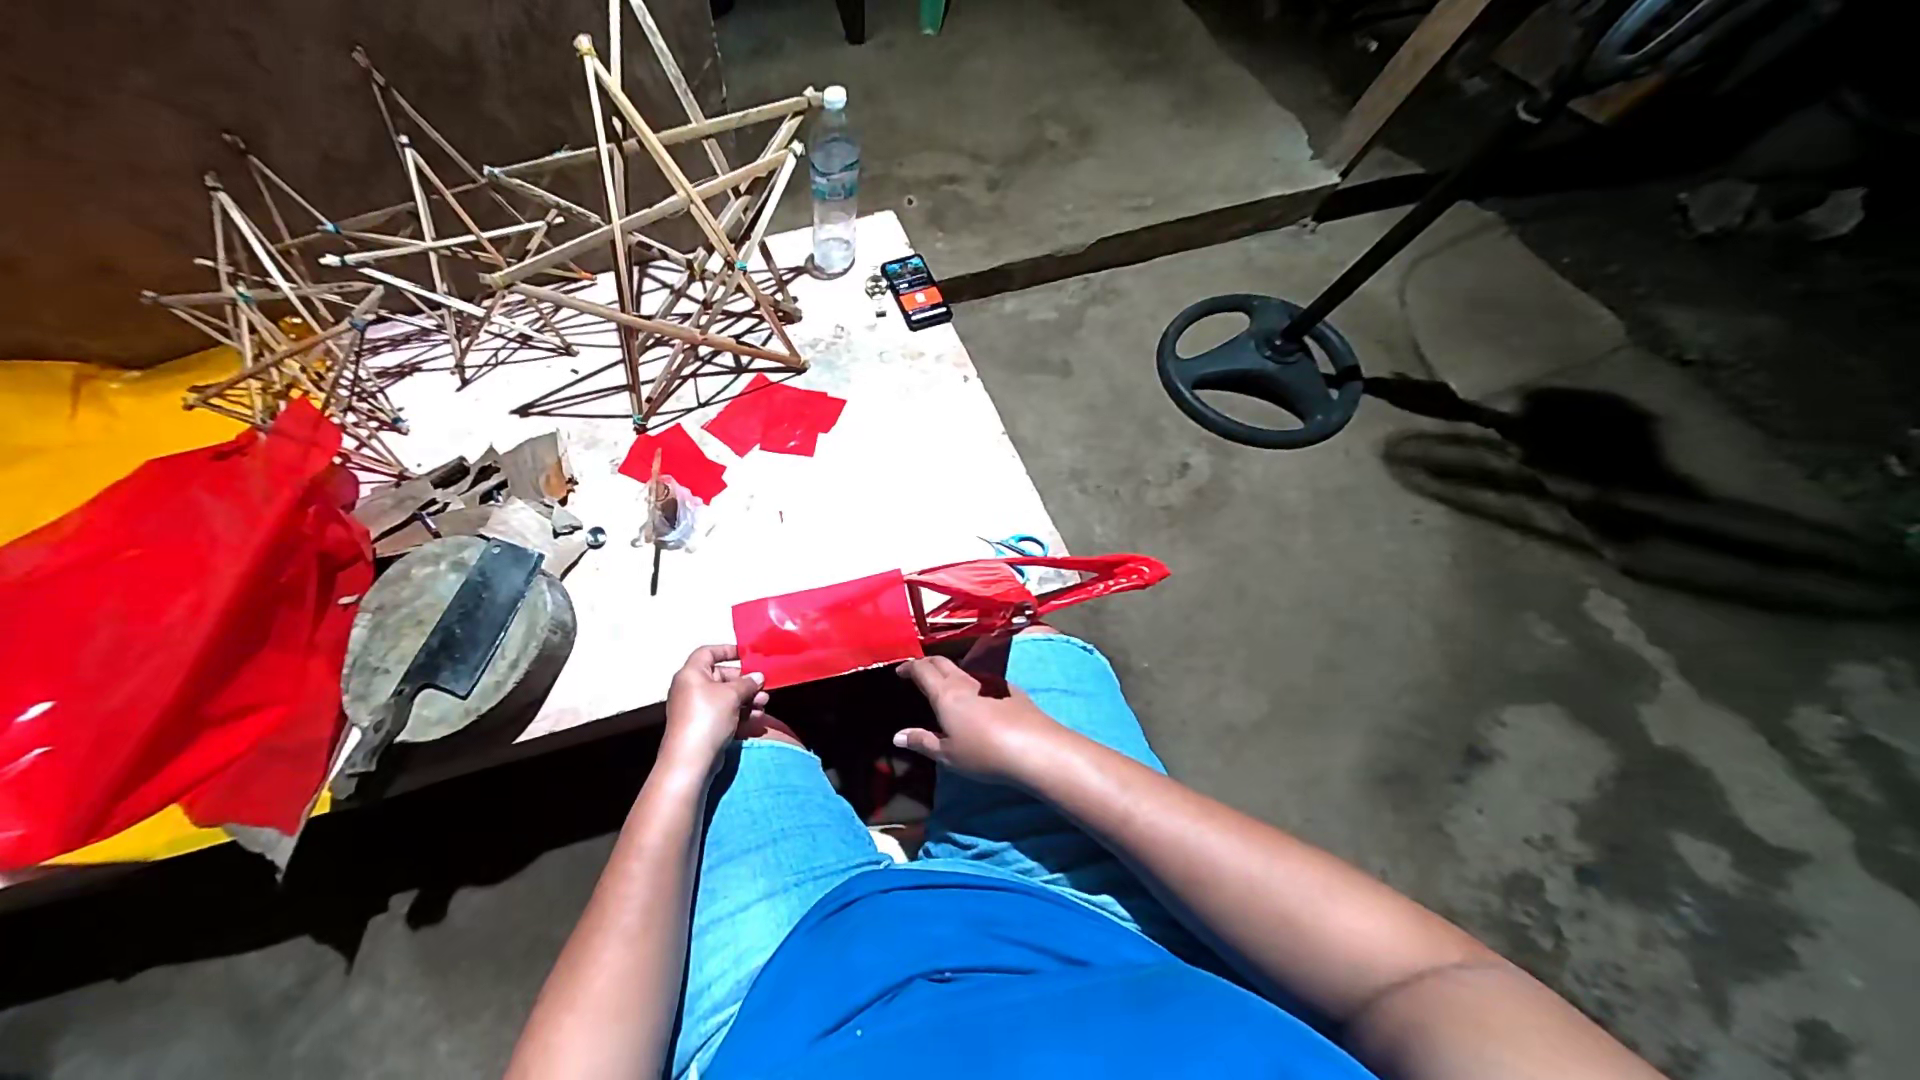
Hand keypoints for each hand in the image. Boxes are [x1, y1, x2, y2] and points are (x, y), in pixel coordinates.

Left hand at [662, 644, 766, 769]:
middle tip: (763, 688)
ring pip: (727, 697)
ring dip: (748, 699)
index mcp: (692, 674)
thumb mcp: (732, 695)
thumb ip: (748, 683)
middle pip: (722, 677)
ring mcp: (698, 709)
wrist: (691, 759)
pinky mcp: (704, 727)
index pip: (708, 652)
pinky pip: (725, 714)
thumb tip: (758, 677)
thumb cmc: (708, 717)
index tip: (747, 654)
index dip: (728, 650)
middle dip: (745, 682)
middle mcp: (692, 688)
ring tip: (763, 705)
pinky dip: (741, 714)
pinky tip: (757, 719)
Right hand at [893, 655, 1073, 786]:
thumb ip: (922, 741)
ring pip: (963, 669)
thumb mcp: (947, 754)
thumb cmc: (984, 753)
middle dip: (926, 663)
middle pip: (942, 662)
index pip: (922, 670)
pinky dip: (971, 683)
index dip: (909, 667)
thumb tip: (898, 735)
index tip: (901, 671)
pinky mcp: (1010, 689)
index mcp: (945, 694)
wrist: (1034, 746)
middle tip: (917, 672)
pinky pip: (982, 680)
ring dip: (949, 672)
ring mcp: (990, 682)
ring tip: (945, 686)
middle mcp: (966, 681)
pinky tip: (976, 699)